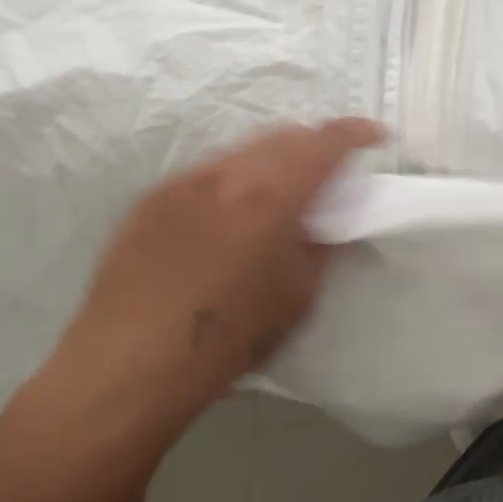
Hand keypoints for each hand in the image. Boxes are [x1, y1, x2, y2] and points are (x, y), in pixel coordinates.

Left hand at [49, 120, 384, 416]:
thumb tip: (330, 219)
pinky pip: (208, 171)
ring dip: (275, 158)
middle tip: (332, 171)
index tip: (377, 136)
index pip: (325, 143)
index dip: (357, 132)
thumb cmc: (227, 339)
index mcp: (271, 198)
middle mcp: (227, 176)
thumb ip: (321, 244)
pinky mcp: (152, 199)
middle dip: (316, 143)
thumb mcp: (297, 295)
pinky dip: (237, 177)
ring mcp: (183, 183)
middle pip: (285, 136)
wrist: (125, 369)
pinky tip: (233, 214)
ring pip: (244, 149)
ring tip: (283, 191)